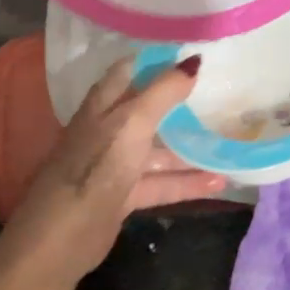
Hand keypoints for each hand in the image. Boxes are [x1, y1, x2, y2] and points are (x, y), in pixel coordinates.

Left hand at [0, 57, 224, 289]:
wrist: (61, 237)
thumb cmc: (96, 165)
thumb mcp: (133, 122)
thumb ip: (164, 92)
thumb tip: (195, 61)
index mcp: (104, 101)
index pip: (133, 68)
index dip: (160, 59)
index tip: (195, 52)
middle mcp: (109, 127)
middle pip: (149, 108)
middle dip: (181, 102)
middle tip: (221, 94)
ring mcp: (116, 163)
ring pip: (157, 149)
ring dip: (189, 148)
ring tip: (228, 142)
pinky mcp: (123, 195)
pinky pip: (160, 183)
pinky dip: (186, 182)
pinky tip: (218, 182)